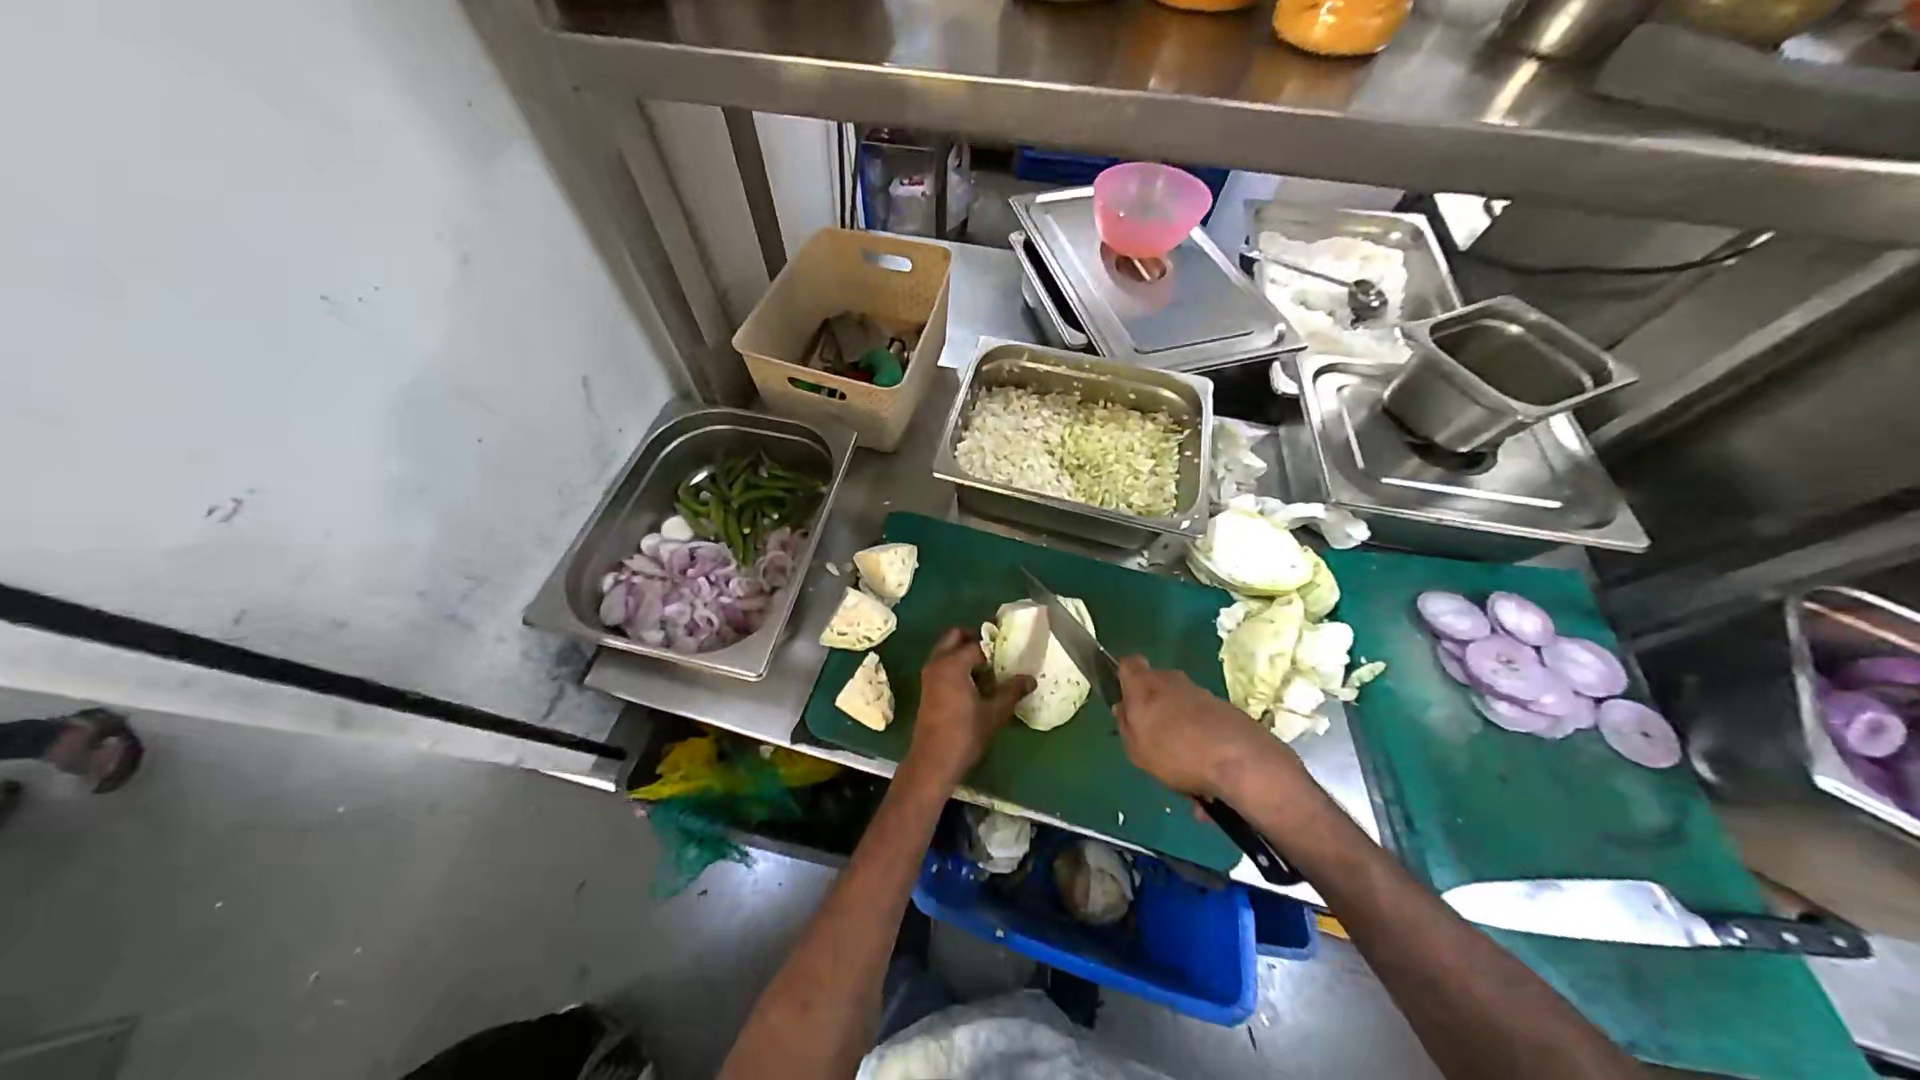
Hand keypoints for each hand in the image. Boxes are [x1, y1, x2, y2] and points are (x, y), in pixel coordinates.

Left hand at [906, 629, 1034, 787]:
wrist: (933, 763)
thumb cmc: (964, 735)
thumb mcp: (993, 713)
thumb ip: (1012, 691)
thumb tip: (1031, 679)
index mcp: (952, 664)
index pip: (977, 643)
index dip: (996, 644)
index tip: (1012, 646)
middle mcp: (937, 663)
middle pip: (955, 637)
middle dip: (975, 638)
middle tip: (997, 650)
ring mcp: (929, 676)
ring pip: (947, 650)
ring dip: (965, 652)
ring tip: (990, 666)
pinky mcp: (928, 689)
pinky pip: (943, 664)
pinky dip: (957, 664)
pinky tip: (977, 682)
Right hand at [1113, 656, 1297, 800]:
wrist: (1240, 760)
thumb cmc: (1174, 752)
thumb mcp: (1135, 748)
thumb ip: (1126, 725)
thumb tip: (1124, 708)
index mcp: (1144, 685)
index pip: (1129, 663)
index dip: (1126, 678)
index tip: (1126, 699)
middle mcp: (1173, 681)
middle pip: (1158, 687)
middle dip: (1156, 709)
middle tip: (1155, 740)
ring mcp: (1203, 694)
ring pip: (1183, 709)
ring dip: (1181, 731)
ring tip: (1185, 771)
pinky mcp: (1227, 710)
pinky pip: (1205, 725)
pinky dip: (1203, 744)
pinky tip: (1207, 779)